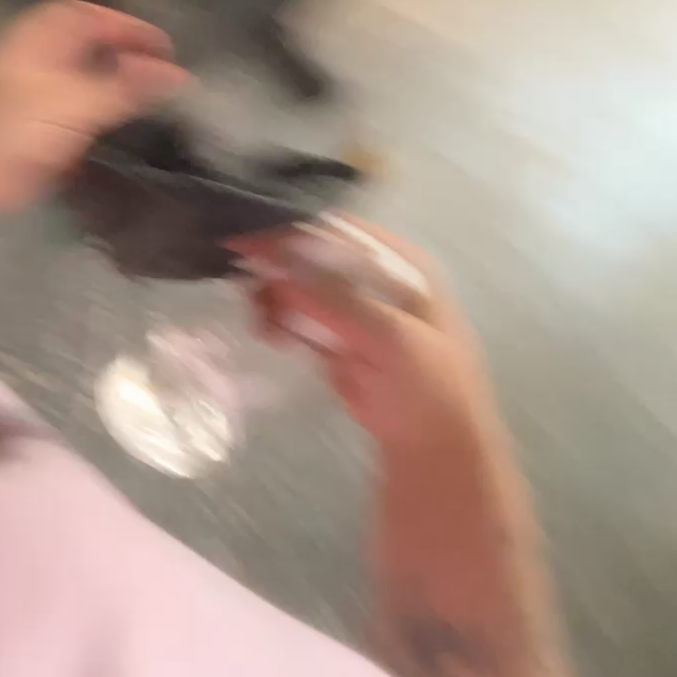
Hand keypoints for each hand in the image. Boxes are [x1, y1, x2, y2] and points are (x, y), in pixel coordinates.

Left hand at [0, 0, 189, 212]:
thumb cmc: (6, 130)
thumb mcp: (69, 102)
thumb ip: (123, 87)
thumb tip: (177, 74)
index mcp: (31, 42)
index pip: (81, 17)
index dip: (122, 25)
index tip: (161, 46)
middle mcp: (30, 66)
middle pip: (83, 51)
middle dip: (123, 58)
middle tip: (164, 76)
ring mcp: (30, 103)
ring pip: (81, 87)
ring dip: (114, 93)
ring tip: (155, 105)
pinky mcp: (33, 138)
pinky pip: (74, 123)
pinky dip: (99, 125)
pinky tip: (127, 137)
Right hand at [230, 218, 501, 453]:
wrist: (433, 446)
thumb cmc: (428, 387)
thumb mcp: (390, 337)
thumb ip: (335, 299)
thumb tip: (276, 268)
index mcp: (400, 265)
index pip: (336, 230)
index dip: (290, 231)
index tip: (245, 242)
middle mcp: (373, 277)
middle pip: (309, 253)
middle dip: (273, 265)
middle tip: (243, 280)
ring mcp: (351, 305)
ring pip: (294, 282)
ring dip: (270, 295)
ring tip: (260, 320)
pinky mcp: (332, 332)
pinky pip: (292, 312)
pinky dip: (273, 317)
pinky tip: (267, 333)